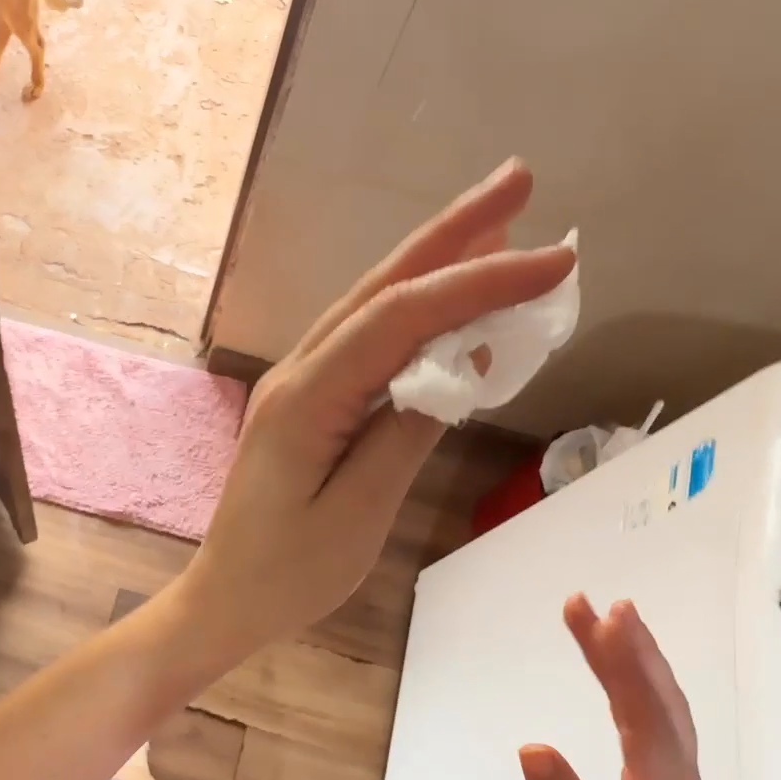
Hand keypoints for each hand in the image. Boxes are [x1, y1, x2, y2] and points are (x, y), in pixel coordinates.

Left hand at [175, 159, 575, 652]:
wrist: (225, 599)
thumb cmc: (287, 574)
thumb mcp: (357, 514)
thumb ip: (406, 434)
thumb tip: (460, 366)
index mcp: (305, 399)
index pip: (399, 319)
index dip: (476, 284)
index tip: (555, 261)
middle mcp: (297, 376)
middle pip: (378, 290)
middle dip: (450, 236)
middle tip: (519, 180)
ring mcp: (297, 387)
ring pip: (368, 309)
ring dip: (431, 264)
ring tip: (495, 223)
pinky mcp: (305, 406)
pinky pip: (363, 345)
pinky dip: (411, 315)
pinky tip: (444, 305)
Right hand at [522, 596, 743, 779]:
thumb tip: (532, 744)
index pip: (646, 717)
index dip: (624, 665)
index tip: (601, 617)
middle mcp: (680, 779)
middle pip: (659, 701)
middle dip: (627, 647)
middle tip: (590, 602)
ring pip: (663, 708)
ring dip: (636, 661)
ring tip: (607, 619)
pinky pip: (659, 722)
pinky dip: (640, 686)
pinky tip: (623, 674)